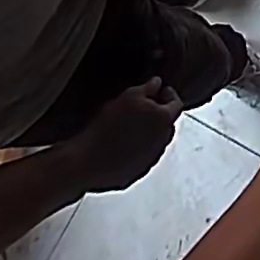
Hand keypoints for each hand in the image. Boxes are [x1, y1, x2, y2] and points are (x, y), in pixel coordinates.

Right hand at [55, 78, 182, 192]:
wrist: (83, 163)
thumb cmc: (108, 125)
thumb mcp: (129, 96)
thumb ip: (149, 87)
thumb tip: (158, 83)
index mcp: (164, 121)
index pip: (176, 104)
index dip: (169, 95)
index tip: (161, 91)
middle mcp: (162, 142)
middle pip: (167, 125)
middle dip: (160, 115)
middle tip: (148, 108)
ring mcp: (148, 161)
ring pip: (155, 143)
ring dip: (150, 134)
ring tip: (135, 127)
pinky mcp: (133, 176)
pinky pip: (140, 160)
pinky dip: (137, 151)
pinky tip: (124, 146)